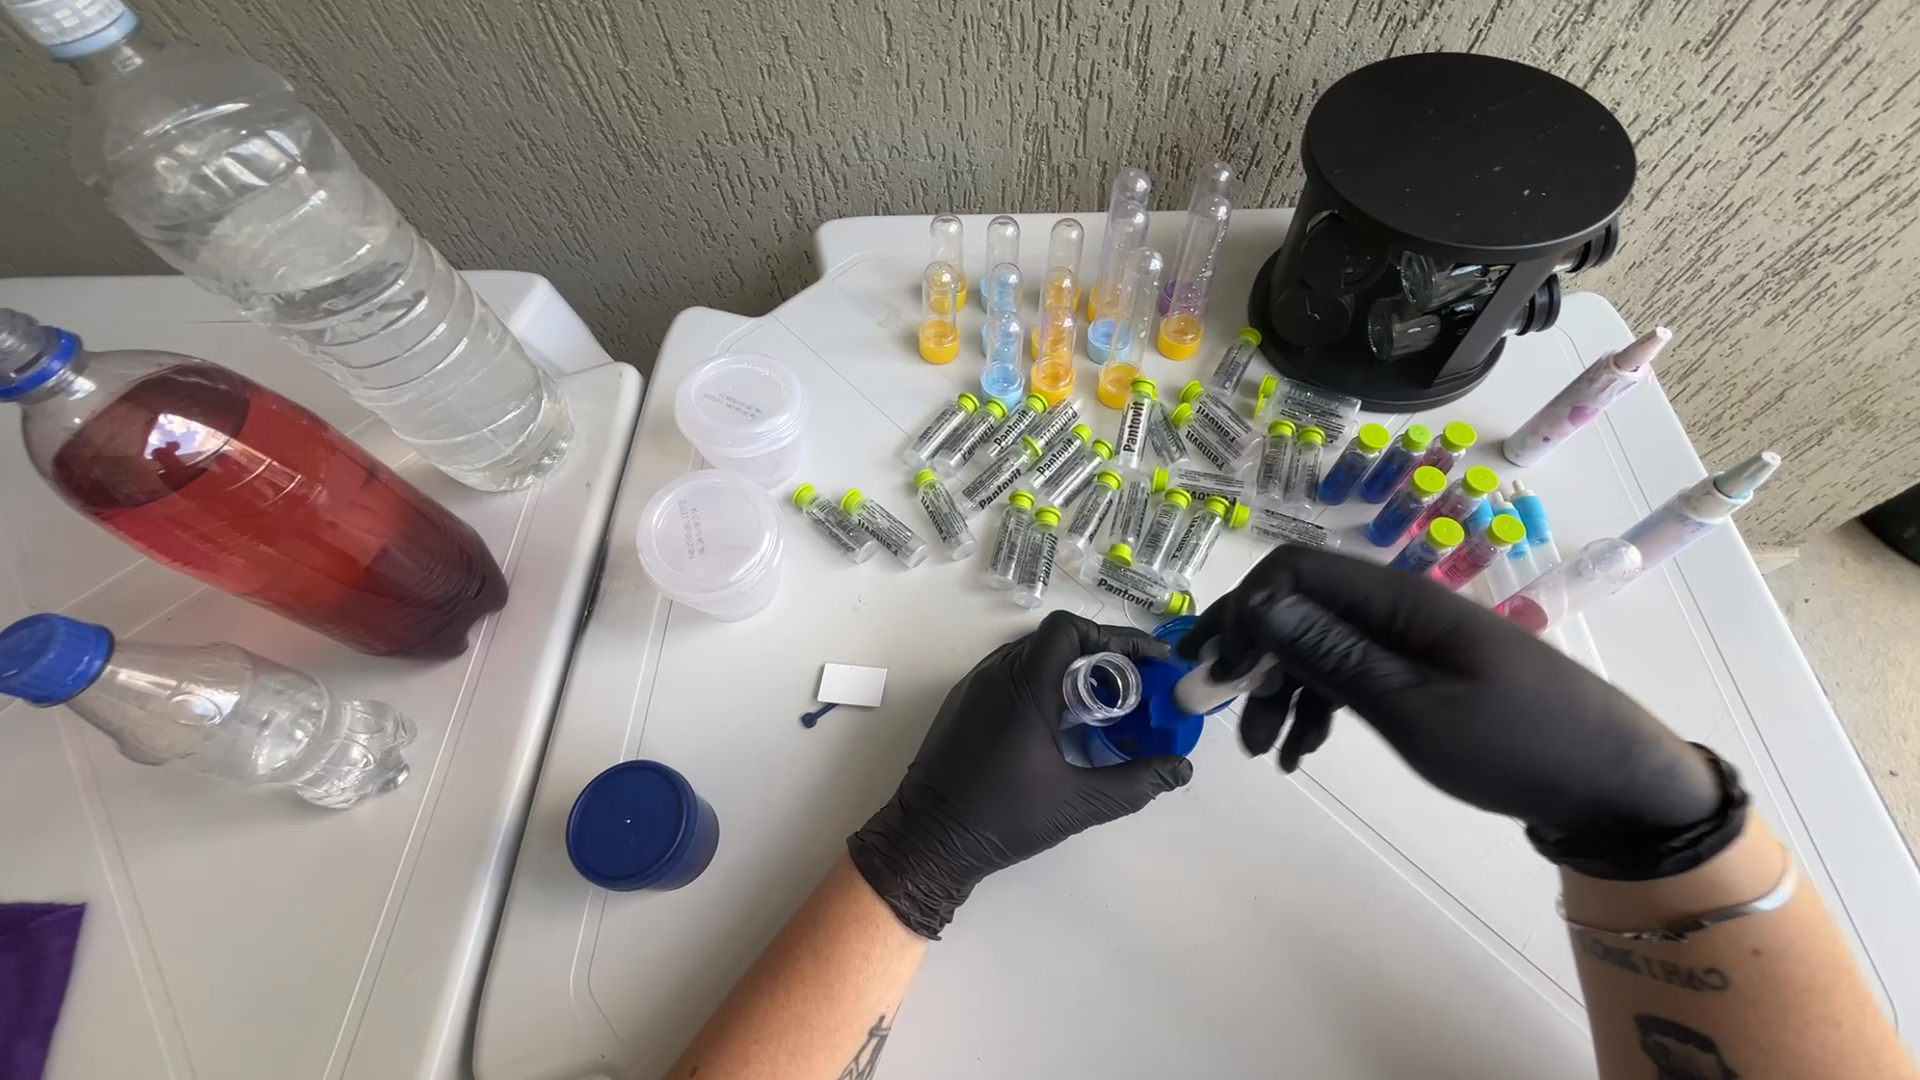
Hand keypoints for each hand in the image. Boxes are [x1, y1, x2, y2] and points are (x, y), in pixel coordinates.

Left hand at [848, 611, 1193, 937]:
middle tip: (1135, 683)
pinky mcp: (963, 703)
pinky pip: (1010, 672)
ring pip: (1031, 654)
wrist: (927, 840)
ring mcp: (974, 686)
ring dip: (1071, 666)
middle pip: (1055, 638)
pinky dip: (1044, 680)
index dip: (1113, 635)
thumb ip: (1135, 782)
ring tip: (1106, 700)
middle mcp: (996, 674)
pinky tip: (1063, 718)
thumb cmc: (1001, 818)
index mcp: (1023, 686)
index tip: (1147, 661)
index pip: (1069, 629)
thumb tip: (1179, 769)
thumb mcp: (1078, 803)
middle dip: (1101, 653)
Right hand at [1177, 546, 1720, 842]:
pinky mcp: (1410, 671)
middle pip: (1294, 608)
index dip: (1246, 611)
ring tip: (1261, 749)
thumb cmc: (1518, 746)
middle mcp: (1390, 609)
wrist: (1617, 790)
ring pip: (1311, 648)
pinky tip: (1297, 752)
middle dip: (1247, 652)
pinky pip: (1341, 676)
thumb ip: (1329, 653)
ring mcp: (1400, 640)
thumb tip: (1255, 605)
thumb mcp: (1412, 708)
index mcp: (1394, 599)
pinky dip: (1312, 709)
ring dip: (1276, 692)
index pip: (1293, 572)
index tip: (1223, 668)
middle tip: (1210, 696)